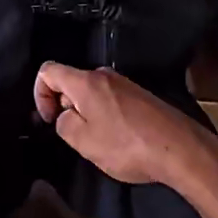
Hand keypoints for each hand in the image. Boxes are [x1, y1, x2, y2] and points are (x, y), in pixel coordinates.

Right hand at [33, 63, 217, 187]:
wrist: (178, 147)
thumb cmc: (126, 145)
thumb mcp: (83, 141)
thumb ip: (64, 124)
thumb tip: (66, 115)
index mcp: (86, 81)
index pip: (48, 70)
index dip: (39, 94)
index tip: (49, 120)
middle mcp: (105, 75)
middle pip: (71, 81)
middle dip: (65, 106)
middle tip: (75, 136)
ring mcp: (125, 83)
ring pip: (91, 92)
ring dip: (86, 113)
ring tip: (99, 142)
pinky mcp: (140, 95)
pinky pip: (110, 99)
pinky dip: (104, 115)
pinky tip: (118, 139)